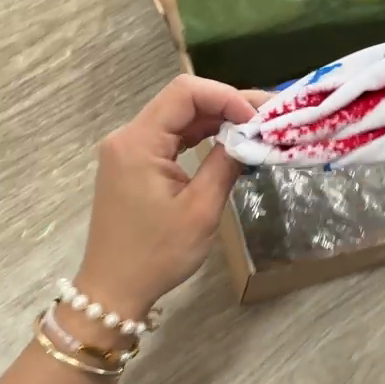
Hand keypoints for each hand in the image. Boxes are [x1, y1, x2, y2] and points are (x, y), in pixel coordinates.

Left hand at [73, 76, 258, 327]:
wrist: (114, 290)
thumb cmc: (156, 255)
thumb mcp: (200, 210)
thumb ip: (225, 164)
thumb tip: (250, 137)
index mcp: (138, 142)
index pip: (185, 93)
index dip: (226, 96)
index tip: (258, 119)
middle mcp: (128, 137)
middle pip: (182, 101)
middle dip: (227, 105)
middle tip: (270, 118)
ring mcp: (128, 151)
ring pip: (178, 119)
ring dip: (217, 121)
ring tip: (257, 129)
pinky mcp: (133, 166)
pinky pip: (170, 139)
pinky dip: (200, 138)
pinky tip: (229, 144)